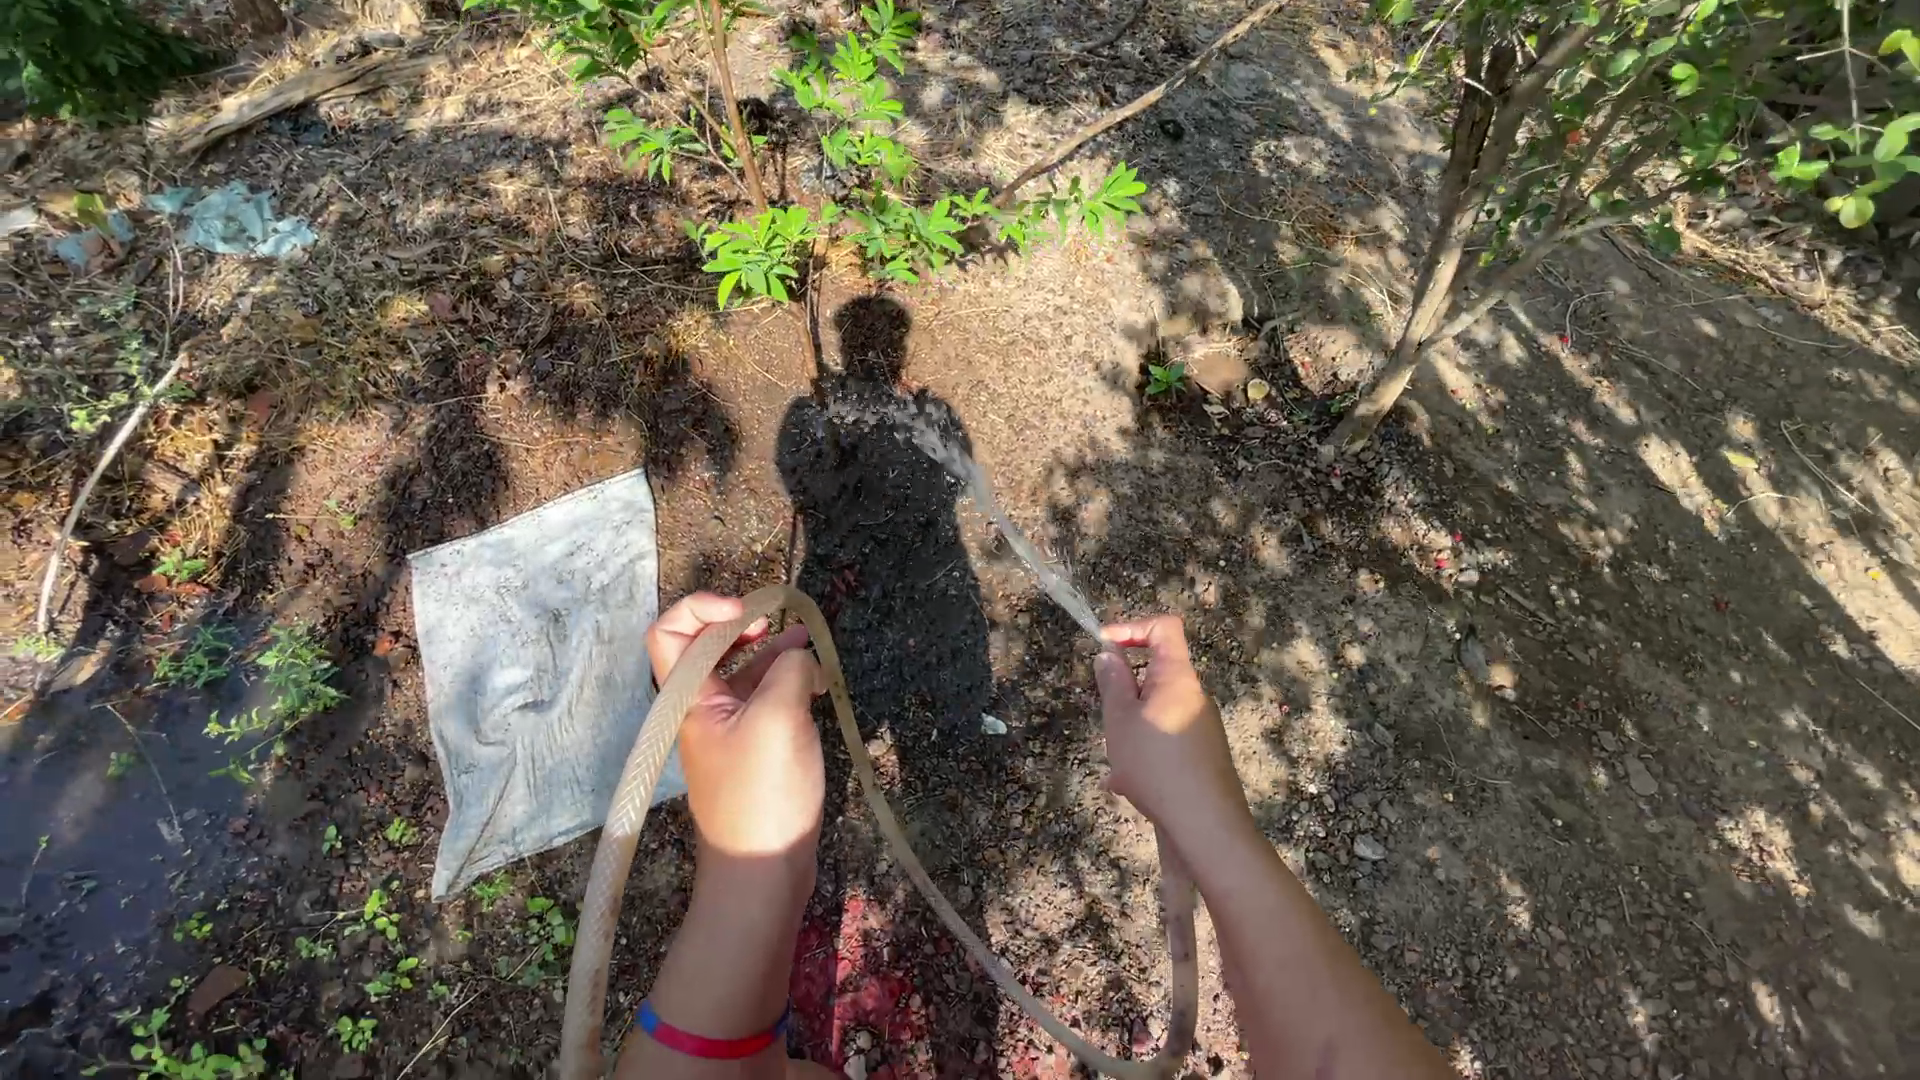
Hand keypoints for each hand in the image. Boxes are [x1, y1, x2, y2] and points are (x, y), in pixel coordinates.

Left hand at [647, 593, 825, 867]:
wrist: (763, 870)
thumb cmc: (763, 790)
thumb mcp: (780, 715)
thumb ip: (790, 668)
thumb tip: (799, 656)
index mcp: (689, 697)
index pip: (669, 632)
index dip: (700, 607)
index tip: (746, 611)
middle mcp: (702, 708)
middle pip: (707, 646)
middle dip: (740, 624)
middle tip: (774, 622)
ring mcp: (728, 731)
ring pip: (741, 673)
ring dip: (770, 650)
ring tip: (806, 639)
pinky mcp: (754, 750)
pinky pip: (764, 700)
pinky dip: (786, 681)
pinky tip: (815, 680)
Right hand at [1094, 616, 1251, 846]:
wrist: (1206, 827)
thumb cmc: (1157, 763)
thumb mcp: (1120, 720)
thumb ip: (1113, 683)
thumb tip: (1108, 654)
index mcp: (1177, 677)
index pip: (1164, 627)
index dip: (1132, 626)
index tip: (1103, 646)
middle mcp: (1194, 696)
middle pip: (1155, 675)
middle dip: (1124, 694)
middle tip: (1106, 721)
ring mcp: (1201, 727)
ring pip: (1155, 713)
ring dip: (1130, 730)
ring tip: (1116, 766)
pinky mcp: (1203, 756)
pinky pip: (1165, 741)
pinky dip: (1144, 754)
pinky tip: (1128, 786)